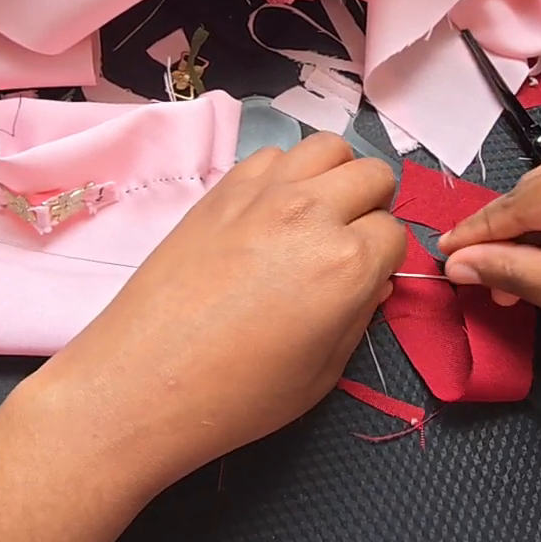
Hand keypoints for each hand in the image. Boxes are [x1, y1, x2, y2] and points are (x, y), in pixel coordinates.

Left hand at [18, 132, 403, 494]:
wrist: (146, 379)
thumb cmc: (240, 394)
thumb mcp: (324, 372)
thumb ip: (360, 315)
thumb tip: (371, 280)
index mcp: (348, 262)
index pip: (394, 232)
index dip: (386, 258)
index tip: (367, 277)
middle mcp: (313, 212)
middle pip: (372, 174)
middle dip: (372, 207)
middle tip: (348, 241)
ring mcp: (265, 192)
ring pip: (328, 148)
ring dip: (335, 176)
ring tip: (315, 213)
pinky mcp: (224, 186)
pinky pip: (274, 155)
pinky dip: (286, 173)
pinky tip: (270, 210)